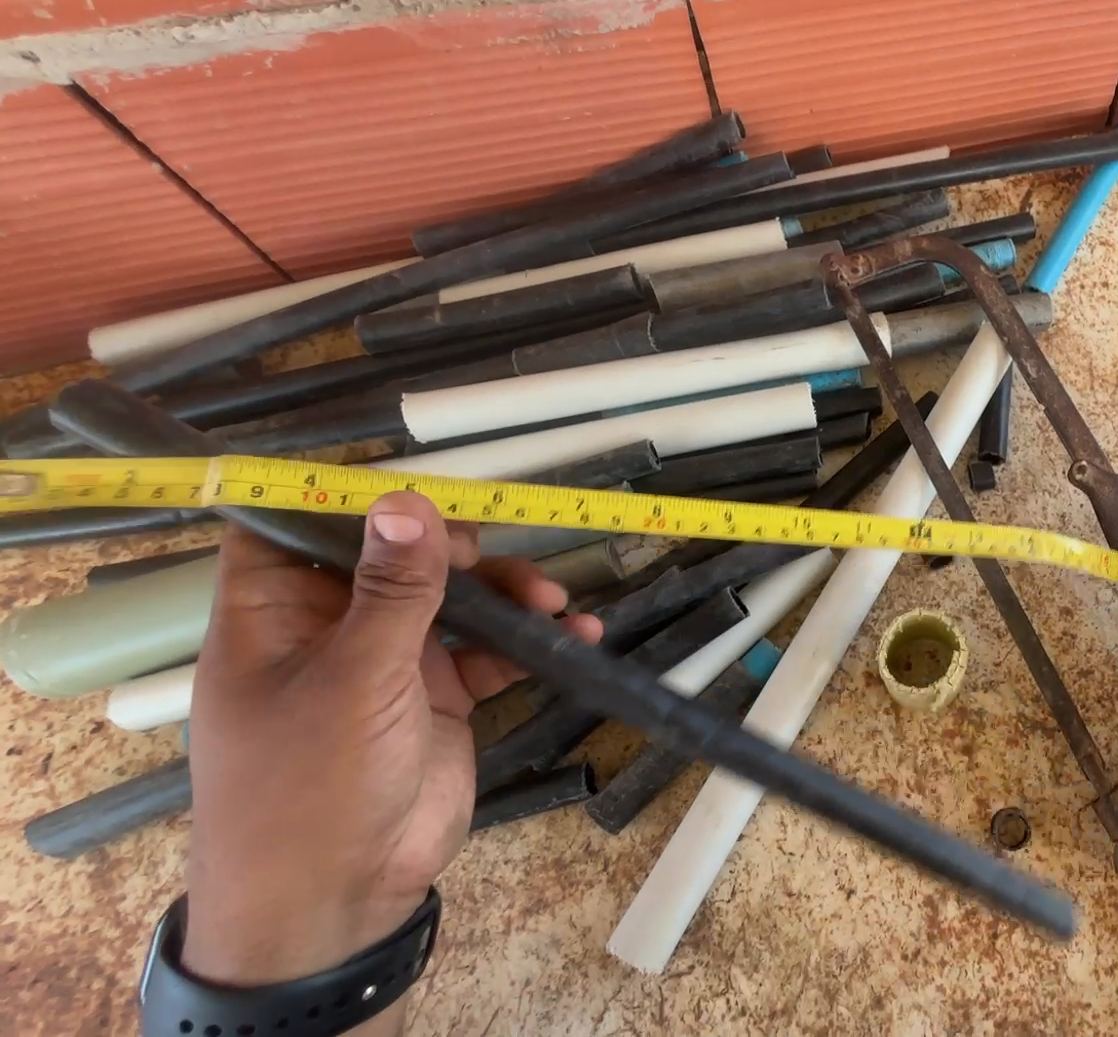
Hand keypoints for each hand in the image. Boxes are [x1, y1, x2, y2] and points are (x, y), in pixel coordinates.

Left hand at [181, 491, 600, 997]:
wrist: (346, 892)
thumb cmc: (315, 781)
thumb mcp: (357, 677)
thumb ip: (392, 589)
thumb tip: (406, 502)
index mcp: (277, 616)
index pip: (290, 532)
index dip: (342, 500)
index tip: (414, 487)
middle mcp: (335, 629)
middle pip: (397, 559)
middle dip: (456, 551)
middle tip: (492, 559)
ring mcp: (393, 662)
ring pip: (455, 600)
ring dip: (508, 595)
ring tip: (554, 603)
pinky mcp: (443, 693)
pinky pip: (492, 650)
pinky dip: (532, 641)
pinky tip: (578, 634)